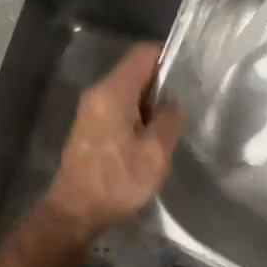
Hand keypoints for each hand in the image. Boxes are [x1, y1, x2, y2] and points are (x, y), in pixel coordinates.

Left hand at [43, 43, 184, 240]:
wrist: (74, 212)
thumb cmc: (116, 181)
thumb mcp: (155, 154)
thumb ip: (169, 121)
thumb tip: (173, 104)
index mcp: (113, 92)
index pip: (144, 53)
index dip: (170, 56)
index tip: (191, 73)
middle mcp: (98, 93)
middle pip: (136, 71)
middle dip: (163, 83)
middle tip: (187, 102)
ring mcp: (91, 109)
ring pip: (128, 90)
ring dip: (151, 102)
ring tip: (173, 122)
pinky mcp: (90, 126)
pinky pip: (119, 106)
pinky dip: (138, 114)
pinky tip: (152, 136)